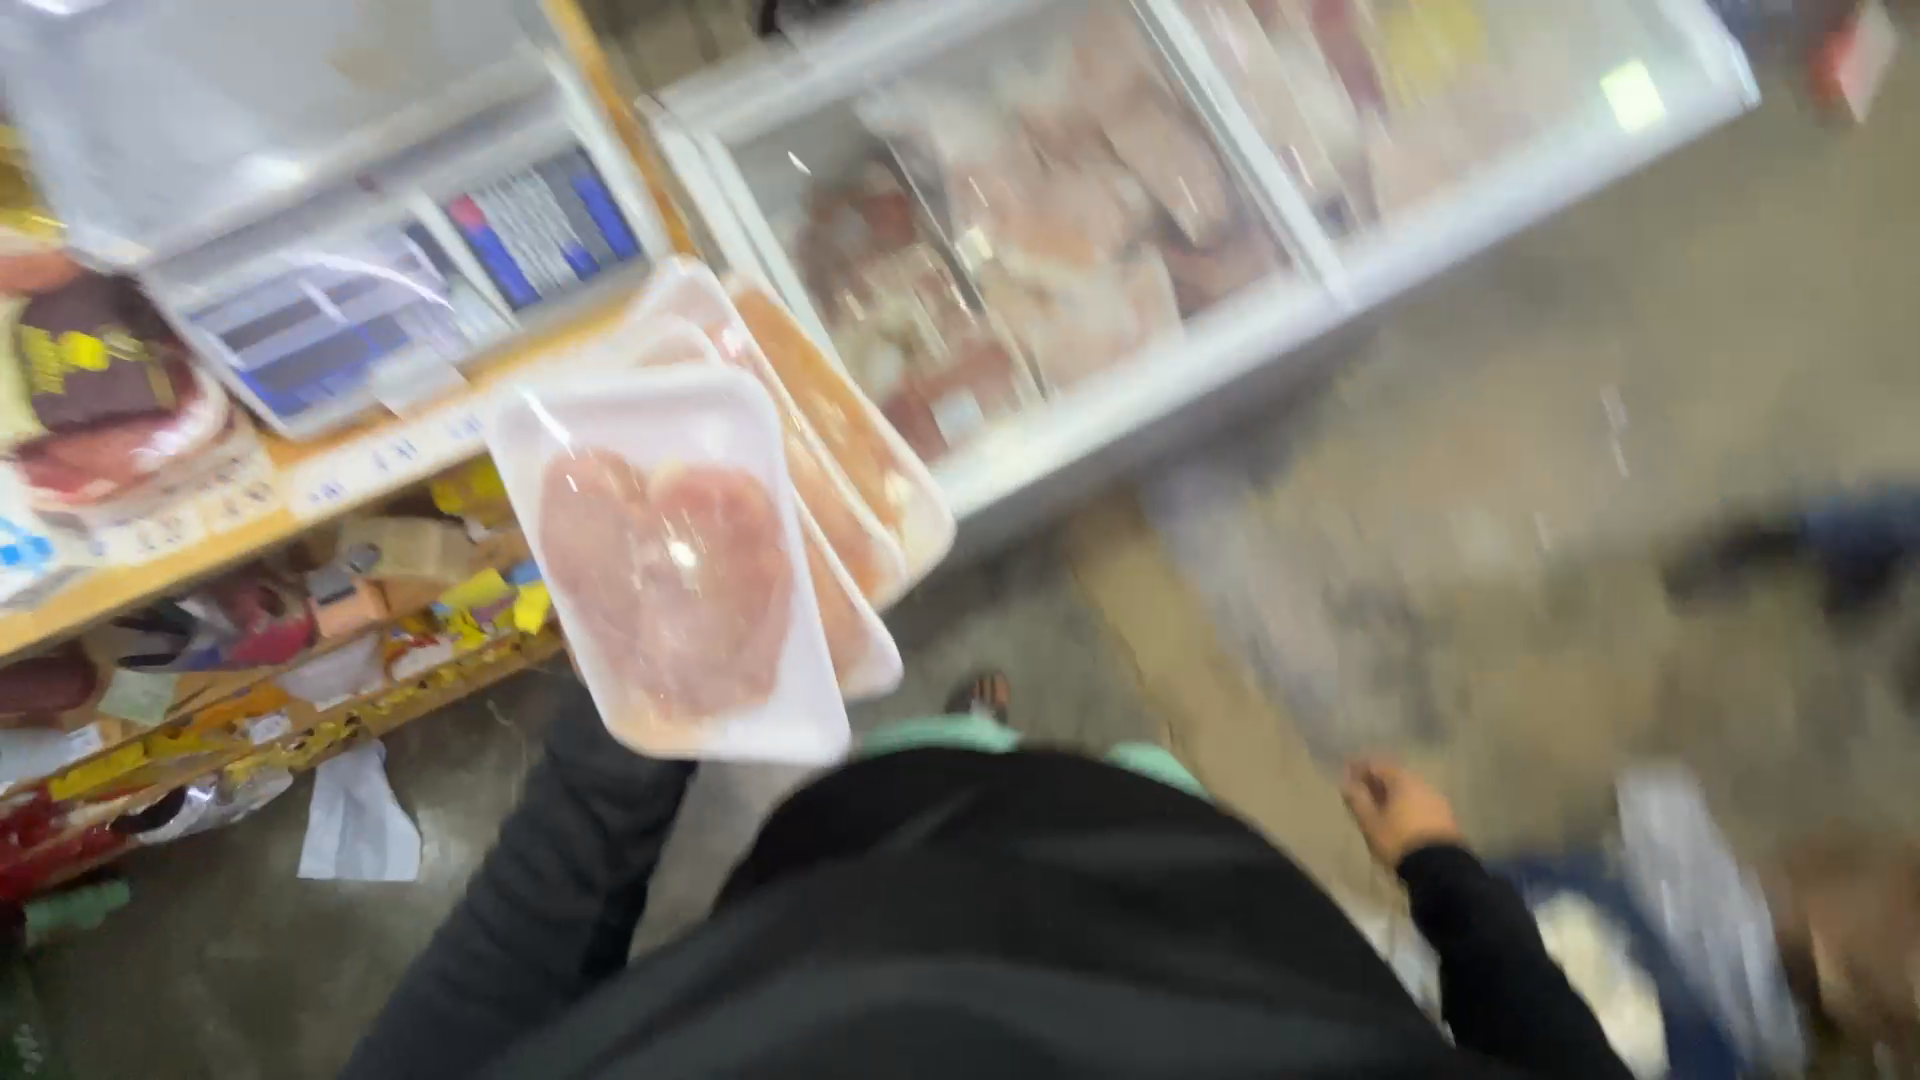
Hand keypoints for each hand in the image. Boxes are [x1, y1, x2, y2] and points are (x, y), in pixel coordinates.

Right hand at [1341, 758, 1463, 868]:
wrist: (1442, 870)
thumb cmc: (1399, 841)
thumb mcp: (1370, 822)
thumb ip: (1357, 799)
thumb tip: (1346, 783)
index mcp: (1401, 780)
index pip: (1376, 764)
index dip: (1359, 766)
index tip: (1346, 772)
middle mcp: (1421, 783)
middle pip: (1394, 774)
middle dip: (1376, 779)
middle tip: (1360, 789)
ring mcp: (1437, 799)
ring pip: (1408, 788)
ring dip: (1392, 792)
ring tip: (1378, 804)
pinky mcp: (1446, 816)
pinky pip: (1419, 801)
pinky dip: (1406, 803)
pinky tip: (1398, 816)